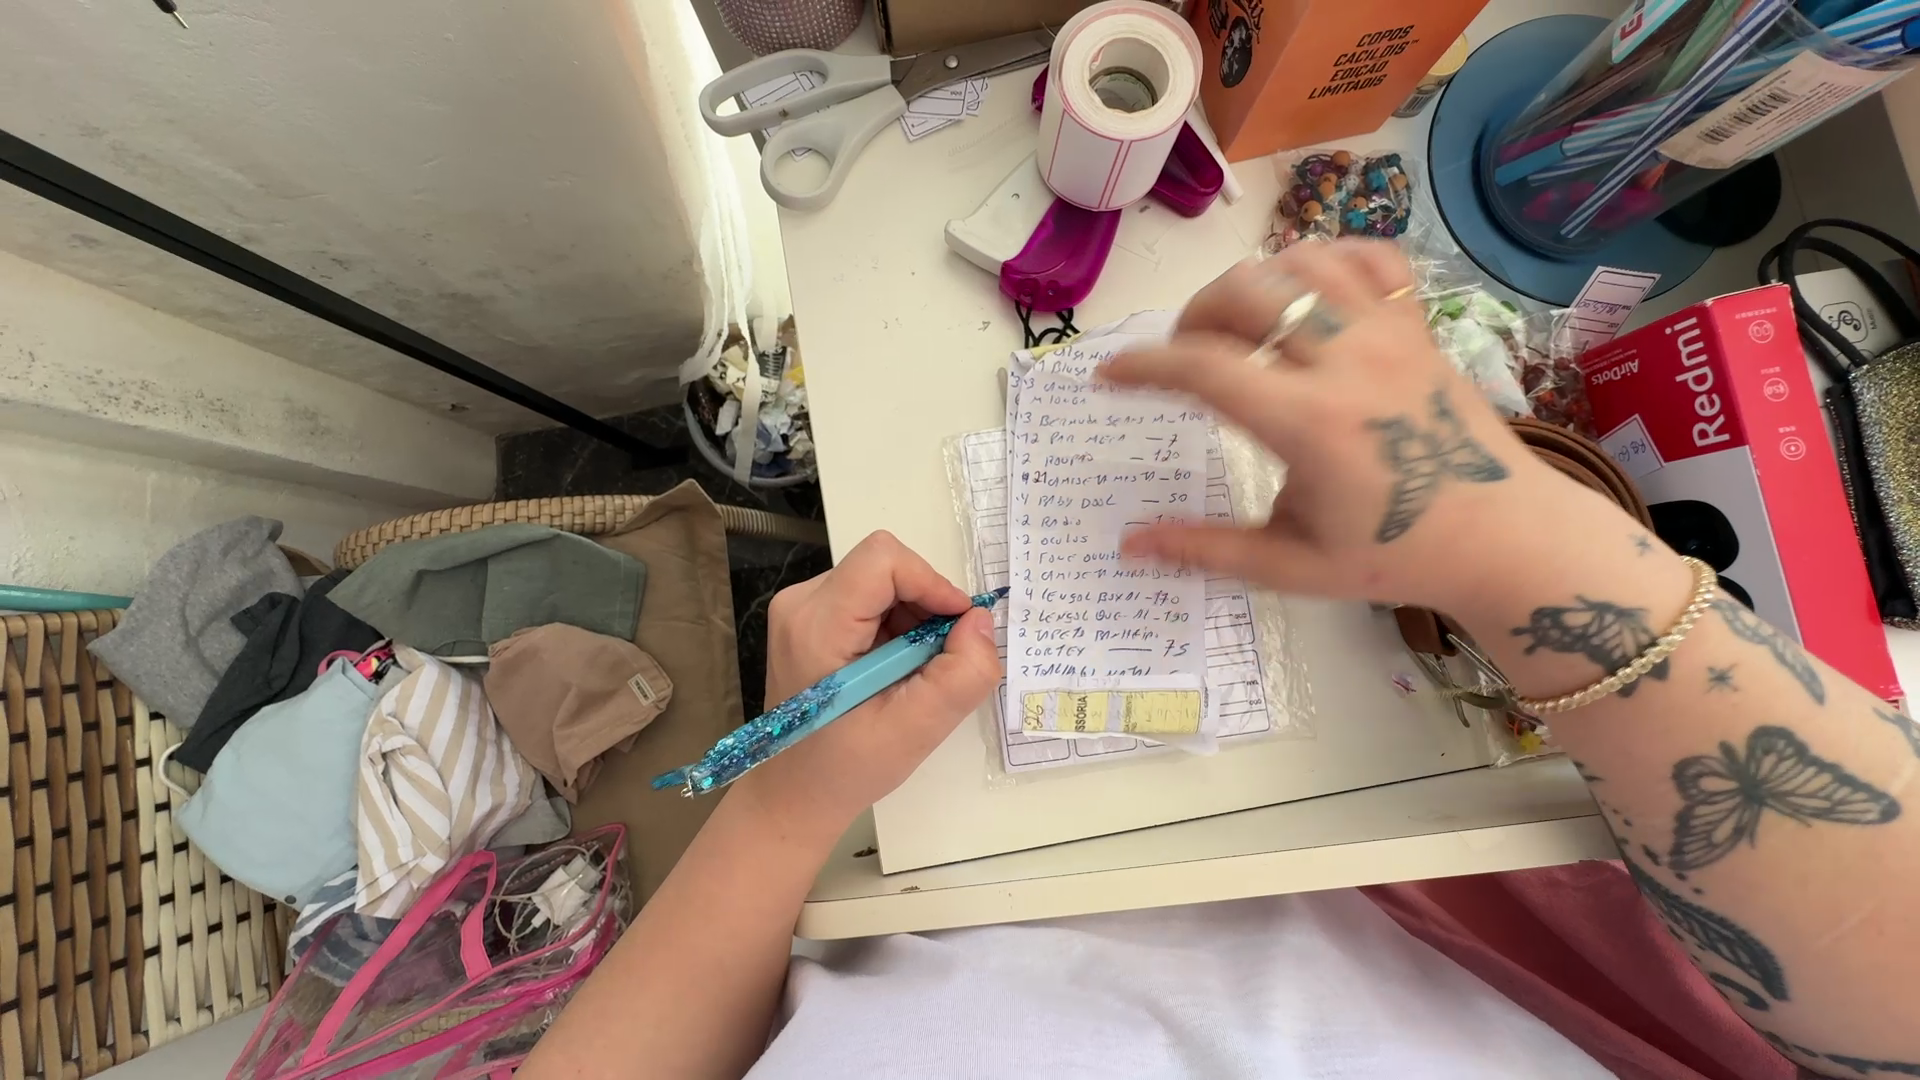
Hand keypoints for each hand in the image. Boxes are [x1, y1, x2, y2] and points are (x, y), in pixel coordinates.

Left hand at [738, 531, 999, 836]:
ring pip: (881, 580)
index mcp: (816, 625)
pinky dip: (897, 625)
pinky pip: (869, 597)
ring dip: (913, 618)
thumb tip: (979, 620)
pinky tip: (895, 668)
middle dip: (925, 605)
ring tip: (913, 671)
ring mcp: (801, 608)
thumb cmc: (846, 769)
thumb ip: (959, 674)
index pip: (883, 560)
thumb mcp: (915, 731)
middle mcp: (801, 603)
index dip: (931, 582)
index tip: (957, 625)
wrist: (795, 794)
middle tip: (937, 659)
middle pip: (884, 568)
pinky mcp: (810, 618)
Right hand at [1100, 239, 1618, 615]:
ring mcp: (1388, 333)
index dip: (1142, 366)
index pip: (1202, 368)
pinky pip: (1366, 257)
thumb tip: (1128, 545)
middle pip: (1244, 292)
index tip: (1109, 377)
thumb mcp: (1288, 566)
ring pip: (1299, 261)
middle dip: (1191, 316)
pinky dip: (1321, 261)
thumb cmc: (1393, 557)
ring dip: (1250, 284)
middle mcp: (1345, 361)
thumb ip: (1203, 549)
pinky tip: (1305, 297)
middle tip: (1181, 356)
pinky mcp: (1417, 325)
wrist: (1507, 538)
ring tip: (1238, 326)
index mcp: (1308, 423)